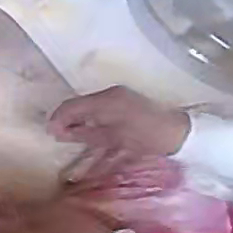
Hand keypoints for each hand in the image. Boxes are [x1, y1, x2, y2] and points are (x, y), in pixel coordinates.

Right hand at [47, 86, 190, 180]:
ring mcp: (117, 94)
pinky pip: (97, 104)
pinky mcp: (123, 98)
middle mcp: (109, 92)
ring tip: (70, 133)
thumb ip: (83, 134)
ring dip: (76, 117)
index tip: (50, 133)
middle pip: (77, 103)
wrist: (182, 133)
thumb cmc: (146, 138)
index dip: (57, 119)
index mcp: (105, 101)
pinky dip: (88, 115)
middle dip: (64, 118)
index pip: (71, 106)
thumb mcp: (111, 140)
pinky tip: (87, 127)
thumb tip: (59, 132)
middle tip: (58, 135)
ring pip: (86, 103)